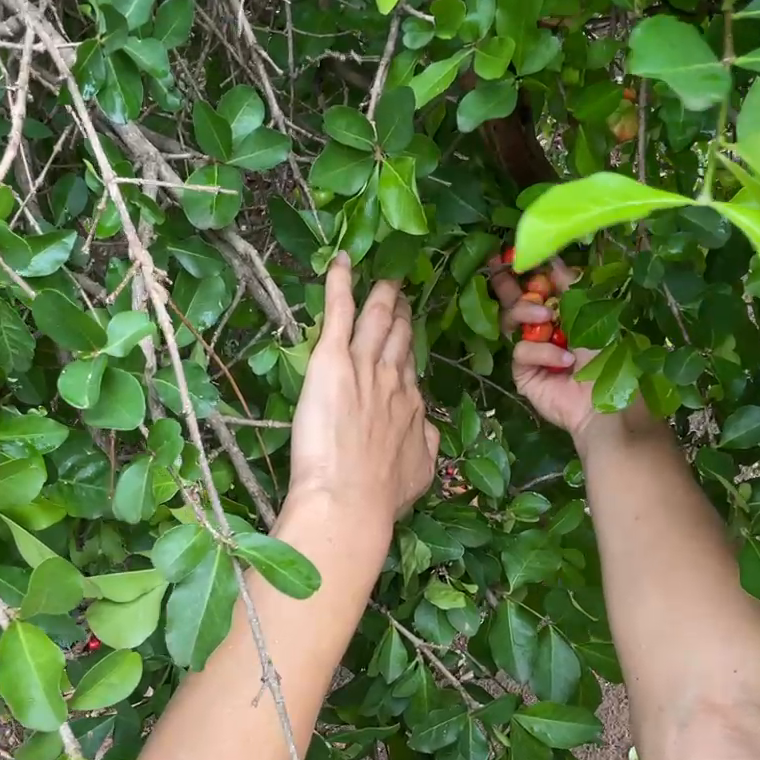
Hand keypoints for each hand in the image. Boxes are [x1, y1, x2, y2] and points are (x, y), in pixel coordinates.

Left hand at [288, 255, 440, 524]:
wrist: (351, 497)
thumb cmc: (380, 496)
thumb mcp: (418, 474)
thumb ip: (424, 447)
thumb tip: (426, 431)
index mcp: (409, 406)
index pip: (407, 368)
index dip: (406, 348)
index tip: (405, 336)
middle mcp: (391, 379)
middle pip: (397, 338)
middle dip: (399, 314)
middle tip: (399, 294)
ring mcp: (363, 365)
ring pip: (375, 319)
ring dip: (379, 296)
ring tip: (383, 279)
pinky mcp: (333, 360)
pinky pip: (339, 312)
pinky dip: (339, 284)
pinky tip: (339, 263)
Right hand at [488, 258, 597, 436]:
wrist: (605, 402)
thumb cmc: (609, 358)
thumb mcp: (592, 314)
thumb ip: (571, 288)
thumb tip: (554, 261)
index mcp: (564, 313)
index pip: (539, 288)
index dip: (527, 273)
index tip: (515, 254)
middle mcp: (545, 330)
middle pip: (516, 303)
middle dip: (507, 285)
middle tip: (498, 266)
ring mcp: (532, 351)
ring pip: (511, 322)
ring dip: (527, 314)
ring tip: (547, 319)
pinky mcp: (523, 372)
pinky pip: (521, 350)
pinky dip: (542, 352)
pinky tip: (563, 361)